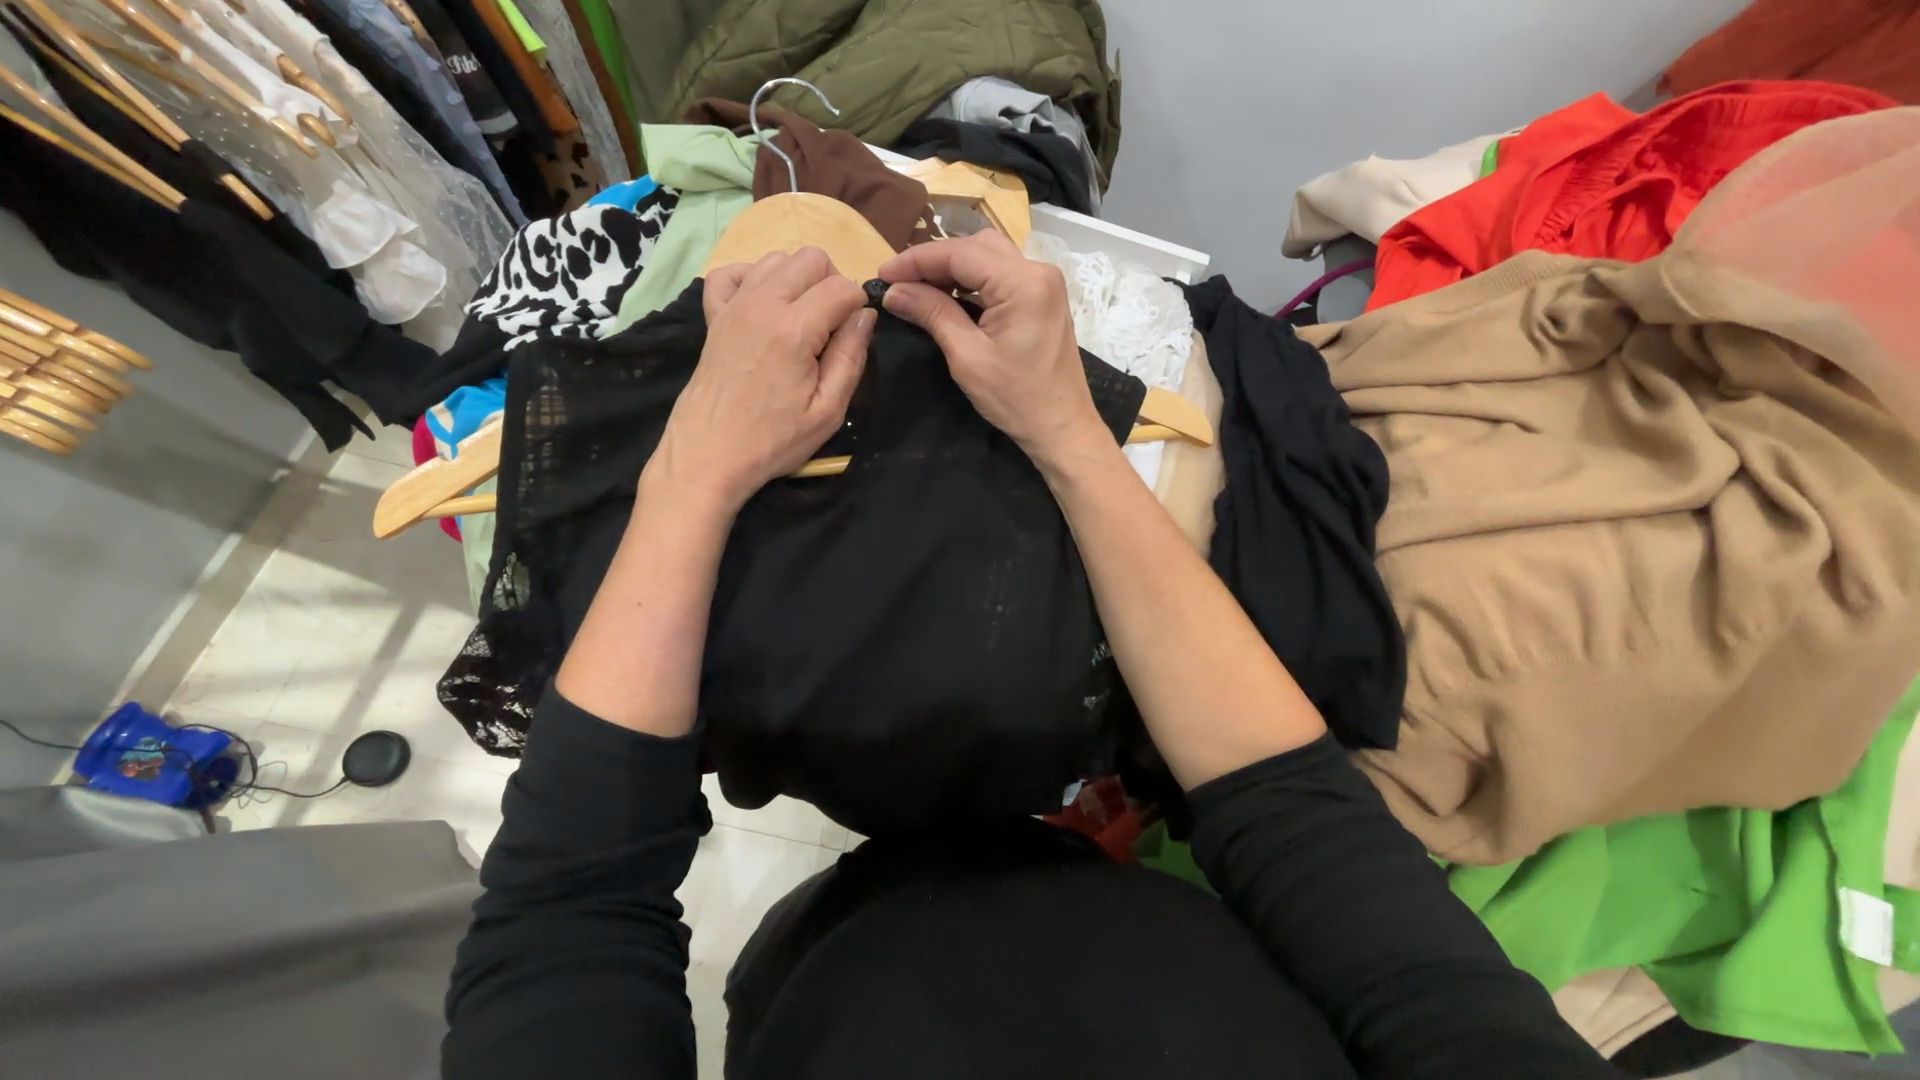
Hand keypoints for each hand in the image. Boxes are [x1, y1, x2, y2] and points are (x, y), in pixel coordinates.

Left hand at [650, 248, 873, 509]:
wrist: (709, 456)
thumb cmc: (774, 441)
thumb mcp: (828, 411)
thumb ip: (851, 357)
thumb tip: (865, 315)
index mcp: (794, 329)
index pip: (843, 287)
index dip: (859, 306)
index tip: (854, 336)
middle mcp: (762, 304)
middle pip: (811, 258)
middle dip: (832, 283)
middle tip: (832, 325)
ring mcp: (733, 306)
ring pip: (777, 258)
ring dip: (798, 279)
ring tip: (802, 319)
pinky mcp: (713, 316)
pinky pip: (732, 272)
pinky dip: (753, 278)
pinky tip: (765, 306)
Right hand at [878, 230, 1107, 465]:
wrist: (1061, 426)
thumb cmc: (1016, 398)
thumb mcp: (967, 356)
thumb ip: (932, 314)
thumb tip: (894, 291)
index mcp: (1023, 282)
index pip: (959, 252)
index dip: (916, 259)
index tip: (883, 273)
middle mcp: (1038, 271)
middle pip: (976, 246)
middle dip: (934, 260)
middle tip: (900, 283)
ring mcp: (1045, 283)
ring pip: (989, 256)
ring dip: (953, 267)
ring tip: (919, 289)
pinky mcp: (1044, 297)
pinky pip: (1003, 274)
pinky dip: (974, 279)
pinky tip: (948, 296)